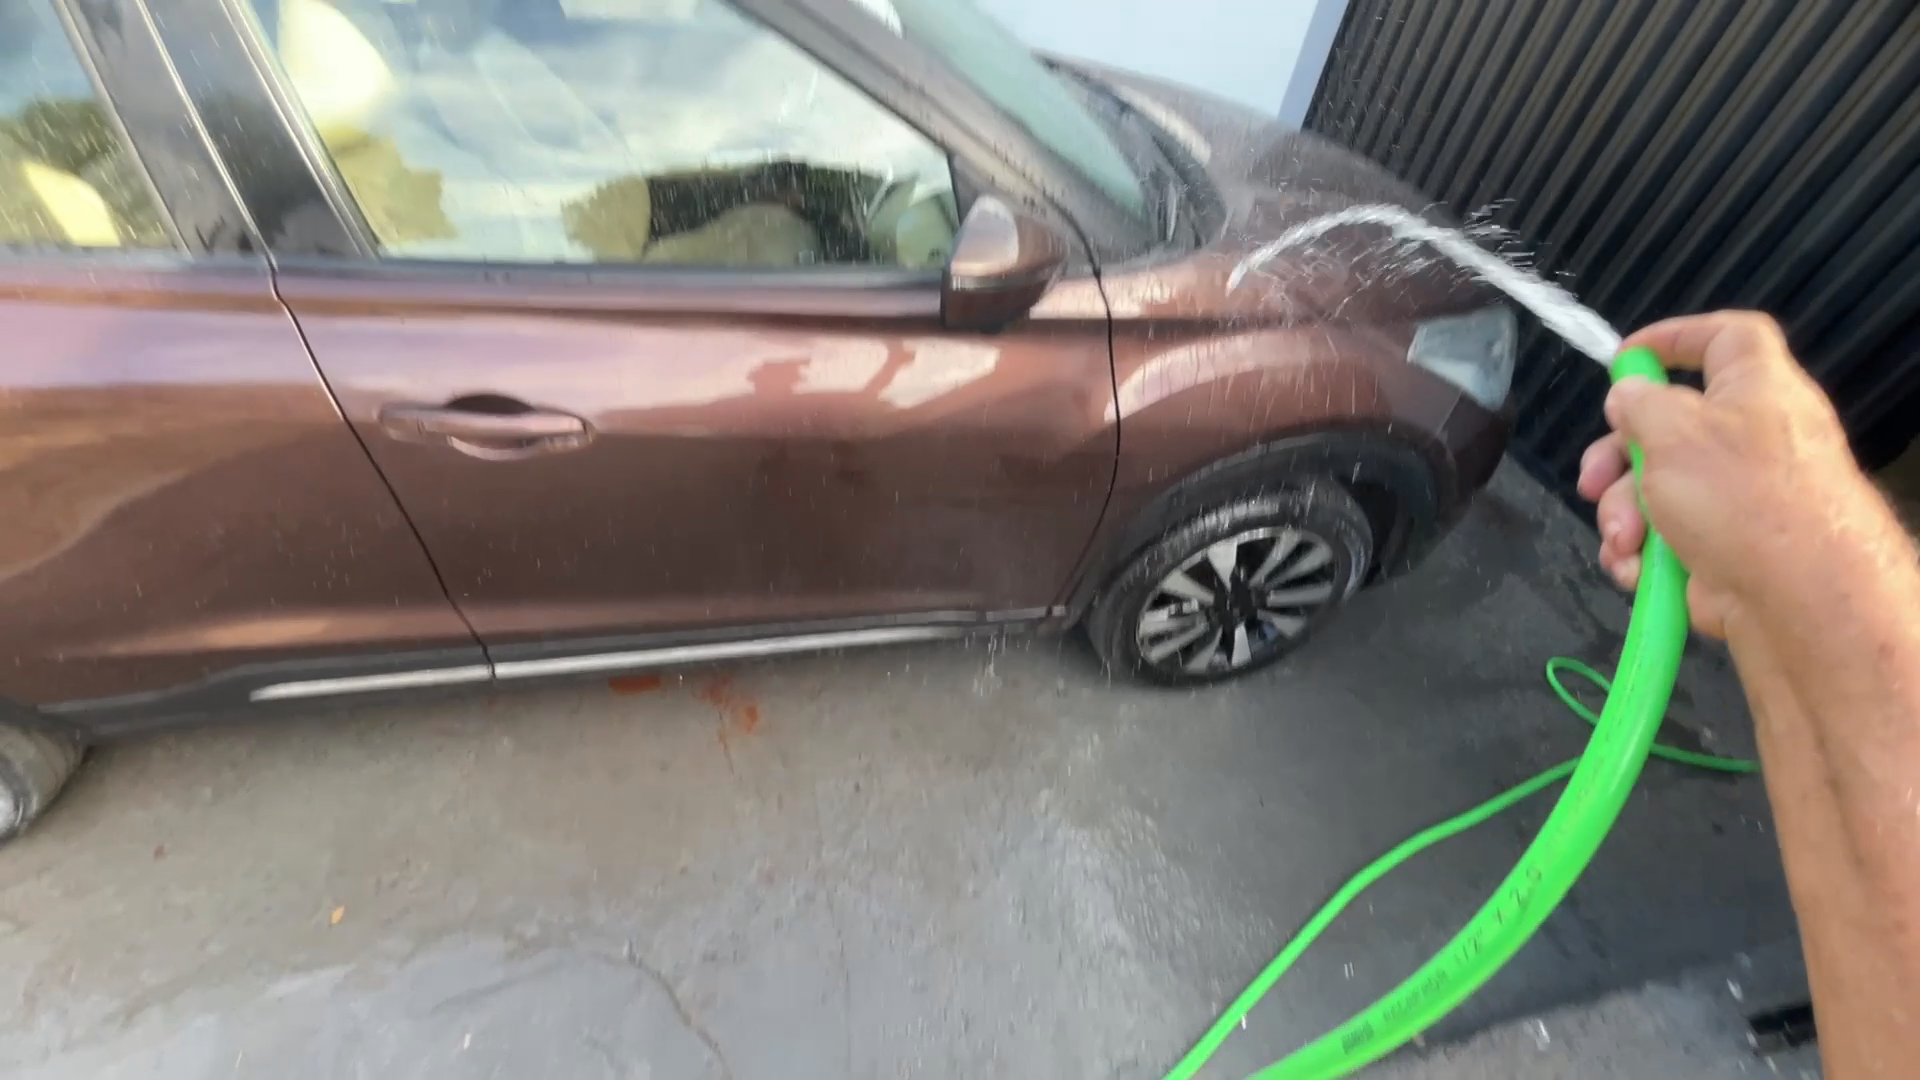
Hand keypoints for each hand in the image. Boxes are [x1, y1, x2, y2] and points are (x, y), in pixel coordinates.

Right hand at [1577, 311, 1880, 638]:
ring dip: (1621, 514)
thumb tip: (1627, 393)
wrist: (1793, 594)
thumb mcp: (1675, 434)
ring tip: (1628, 540)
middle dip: (1614, 457)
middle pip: (1661, 425)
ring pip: (1647, 485)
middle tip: (1593, 482)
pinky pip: (1655, 529)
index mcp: (1755, 394)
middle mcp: (1745, 437)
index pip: (1726, 338)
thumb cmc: (1740, 497)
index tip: (1624, 356)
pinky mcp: (1712, 537)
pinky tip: (1638, 565)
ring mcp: (1729, 491)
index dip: (1675, 336)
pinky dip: (1636, 548)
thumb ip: (1642, 404)